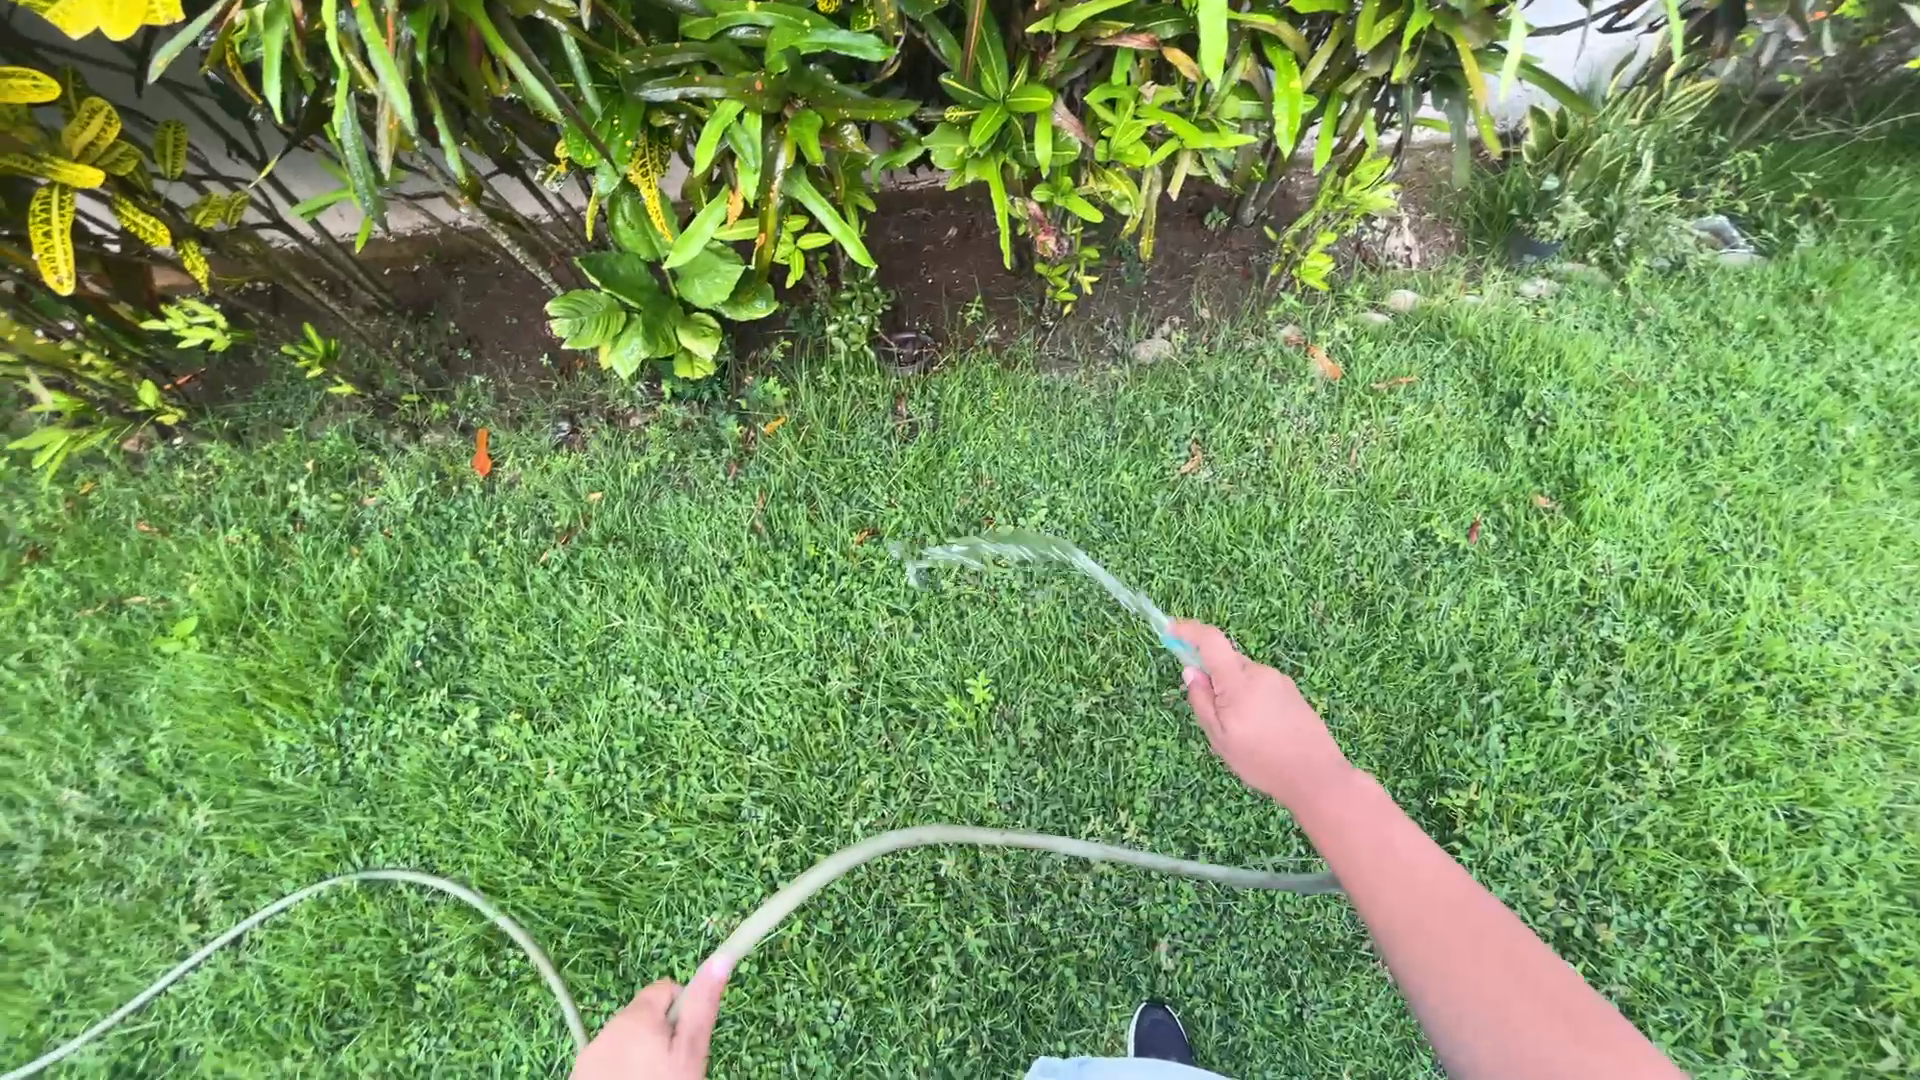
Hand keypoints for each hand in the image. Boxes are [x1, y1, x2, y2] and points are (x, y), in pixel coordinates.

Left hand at [570, 958, 731, 1079]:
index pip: (665, 989)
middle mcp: (607, 1030)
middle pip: (644, 1016)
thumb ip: (702, 1006)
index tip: (686, 1041)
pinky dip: (621, 1073)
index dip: (682, 1010)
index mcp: (635, 1016)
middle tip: (672, 1069)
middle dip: (660, 1035)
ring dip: (640, 1054)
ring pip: (626, 1041)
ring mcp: (588, 1059)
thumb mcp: (690, 1054)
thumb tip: (720, 960)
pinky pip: (608, 1064)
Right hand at [1173, 620, 1351, 808]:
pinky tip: (1259, 730)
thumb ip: (1201, 700)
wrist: (1317, 775)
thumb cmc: (1261, 760)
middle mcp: (1260, 672)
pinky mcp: (1291, 692)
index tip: (1170, 629)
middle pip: (1226, 660)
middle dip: (1211, 675)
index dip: (1188, 630)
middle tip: (1212, 713)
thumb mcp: (1219, 737)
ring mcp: (1279, 681)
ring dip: (1232, 690)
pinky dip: (1249, 698)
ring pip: (1242, 675)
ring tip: (1240, 731)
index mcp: (1239, 681)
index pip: (1210, 640)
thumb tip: (1191, 671)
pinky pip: (1259, 685)